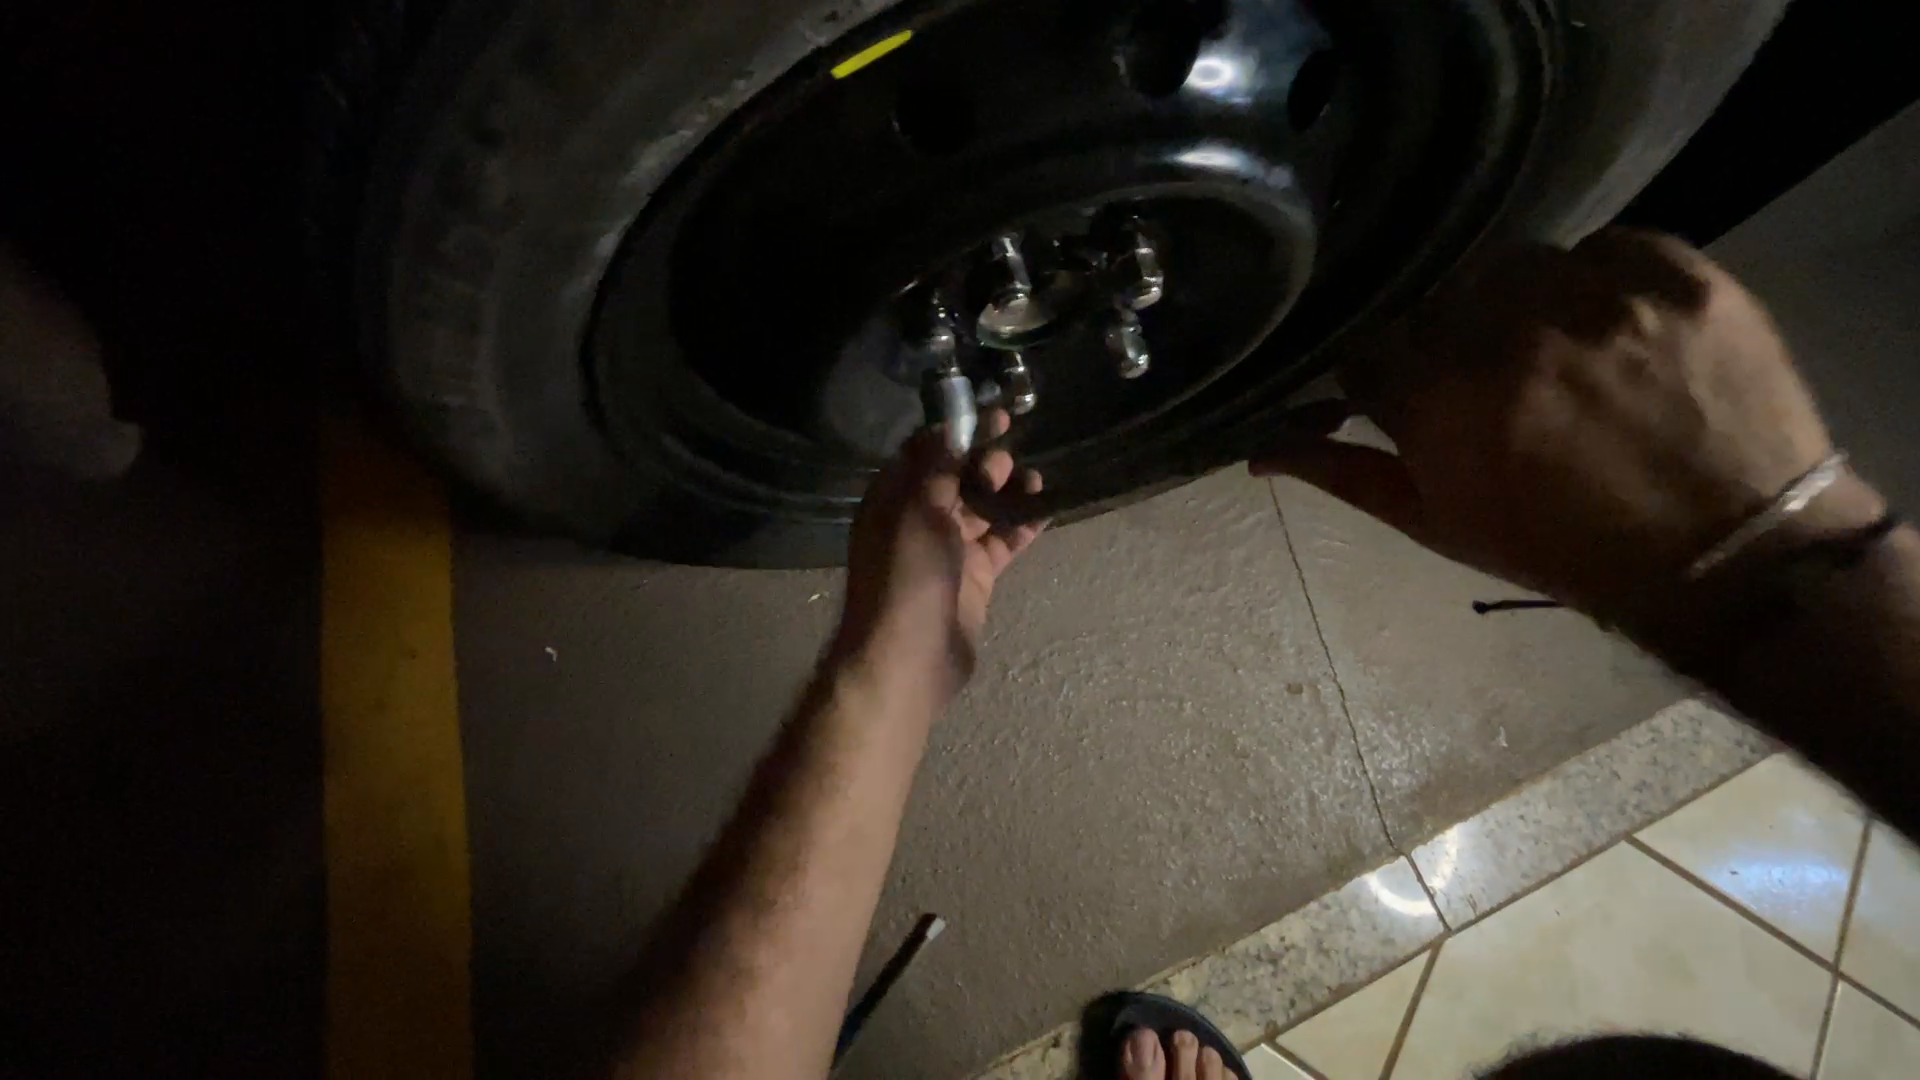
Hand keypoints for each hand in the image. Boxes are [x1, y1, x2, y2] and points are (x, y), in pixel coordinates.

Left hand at [832, 409, 1044, 702]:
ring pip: (984, 509)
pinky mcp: (975, 577)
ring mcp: (948, 550)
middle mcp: (918, 520)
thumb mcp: (917, 510)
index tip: (995, 416)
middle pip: (958, 478)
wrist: (909, 656)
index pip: (925, 452)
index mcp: (894, 499)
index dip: (958, 432)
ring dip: (1009, 492)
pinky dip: (1022, 525)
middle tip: (1008, 462)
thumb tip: (952, 429)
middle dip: (986, 462)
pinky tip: (1047, 508)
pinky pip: (1002, 542)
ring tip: (1035, 481)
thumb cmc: (906, 575)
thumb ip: (938, 468)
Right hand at [1252, 228, 1883, 642]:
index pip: (1367, 349)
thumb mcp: (1427, 518)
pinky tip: (1599, 323)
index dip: (1379, 374)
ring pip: (1510, 264)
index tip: (1400, 396)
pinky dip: (1589, 278)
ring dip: (1508, 302)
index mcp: (1438, 402)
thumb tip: (1256, 454)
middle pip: (1433, 302)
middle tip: (1473, 377)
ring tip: (1536, 344)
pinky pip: (1601, 245)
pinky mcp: (1680, 275)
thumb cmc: (1547, 542)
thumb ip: (1338, 473)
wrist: (1720, 550)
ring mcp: (1598, 301)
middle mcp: (1508, 338)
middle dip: (1440, 339)